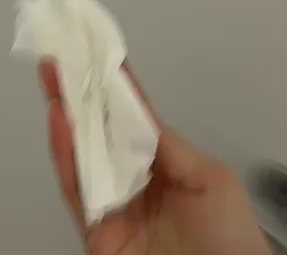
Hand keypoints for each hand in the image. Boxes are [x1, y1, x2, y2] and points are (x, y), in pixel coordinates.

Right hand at [38, 60, 268, 254]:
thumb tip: (134, 108)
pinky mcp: (95, 231)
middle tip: (61, 57)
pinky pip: (75, 188)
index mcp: (162, 165)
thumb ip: (165, 142)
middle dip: (77, 92)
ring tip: (53, 77)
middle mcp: (133, 181)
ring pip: (80, 152)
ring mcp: (113, 206)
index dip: (112, 84)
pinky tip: (59, 120)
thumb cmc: (233, 243)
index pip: (130, 117)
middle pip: (98, 129)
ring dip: (64, 113)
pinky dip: (63, 153)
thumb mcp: (209, 179)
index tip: (96, 51)